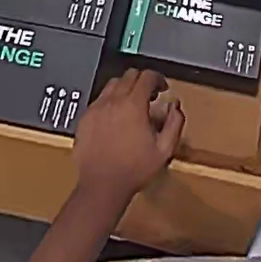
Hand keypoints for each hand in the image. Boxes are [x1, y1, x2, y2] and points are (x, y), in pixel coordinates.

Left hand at [72, 68, 184, 202]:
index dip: (158, 78)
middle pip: (128, 75)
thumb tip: (175, 105)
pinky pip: (99, 100)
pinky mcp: (84, 119)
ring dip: (125, 88)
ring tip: (132, 105)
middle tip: (150, 95)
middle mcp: (113, 102)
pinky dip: (110, 101)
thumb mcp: (165, 149)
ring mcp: (96, 109)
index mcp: (133, 105)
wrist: (102, 186)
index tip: (163, 88)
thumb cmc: (135, 169)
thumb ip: (175, 122)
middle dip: (142, 80)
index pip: (146, 76)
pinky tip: (116, 117)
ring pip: (112, 85)